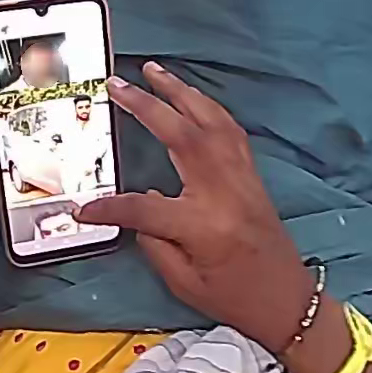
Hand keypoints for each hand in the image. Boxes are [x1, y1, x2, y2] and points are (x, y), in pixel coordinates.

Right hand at [77, 62, 315, 351]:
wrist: (289, 301)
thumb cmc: (234, 297)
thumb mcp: (182, 281)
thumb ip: (154, 240)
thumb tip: (138, 208)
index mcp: (202, 224)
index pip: (142, 207)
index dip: (108, 208)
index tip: (83, 209)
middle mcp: (224, 191)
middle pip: (183, 135)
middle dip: (148, 105)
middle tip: (120, 83)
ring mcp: (242, 177)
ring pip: (211, 121)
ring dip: (181, 92)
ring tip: (155, 71)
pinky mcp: (252, 174)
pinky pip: (229, 129)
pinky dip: (207, 107)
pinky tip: (192, 97)